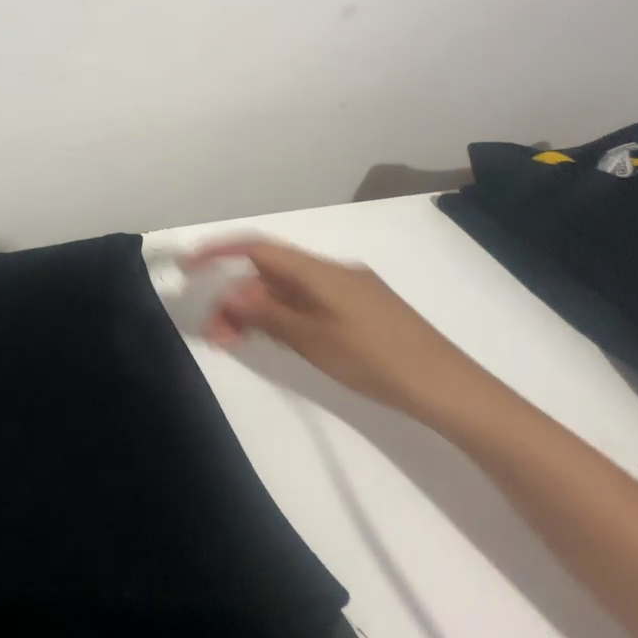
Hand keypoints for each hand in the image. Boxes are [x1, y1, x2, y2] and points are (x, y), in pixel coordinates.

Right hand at [182, 237, 494, 420]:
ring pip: (286, 290)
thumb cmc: (377, 360)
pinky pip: (306, 302)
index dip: (219, 251)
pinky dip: (280, 316)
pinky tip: (274, 340)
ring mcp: (349, 292)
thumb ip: (267, 313)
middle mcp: (333, 273)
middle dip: (235, 296)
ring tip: (235, 343)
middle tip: (215, 334)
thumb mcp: (312, 339)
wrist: (449, 389)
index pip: (258, 248)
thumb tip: (228, 291)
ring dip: (255, 310)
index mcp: (321, 272)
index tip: (188, 266)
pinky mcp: (360, 312)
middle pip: (269, 271)